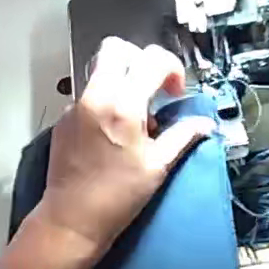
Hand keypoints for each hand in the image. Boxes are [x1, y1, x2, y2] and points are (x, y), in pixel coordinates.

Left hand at [0, 38, 213, 268]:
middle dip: (141, 60)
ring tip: (136, 114)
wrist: (72, 220)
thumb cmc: (118, 197)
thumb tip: (204, 123)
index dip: (172, 68)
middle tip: (153, 88)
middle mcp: (95, 98)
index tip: (175, 93)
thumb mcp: (158, 166)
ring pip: (99, 70)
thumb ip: (183, 136)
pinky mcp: (64, 120)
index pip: (151, 59)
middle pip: (116, 48)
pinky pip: (88, 95)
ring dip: (123, 79)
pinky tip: (114, 132)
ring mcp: (75, 107)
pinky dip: (106, 101)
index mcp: (123, 106)